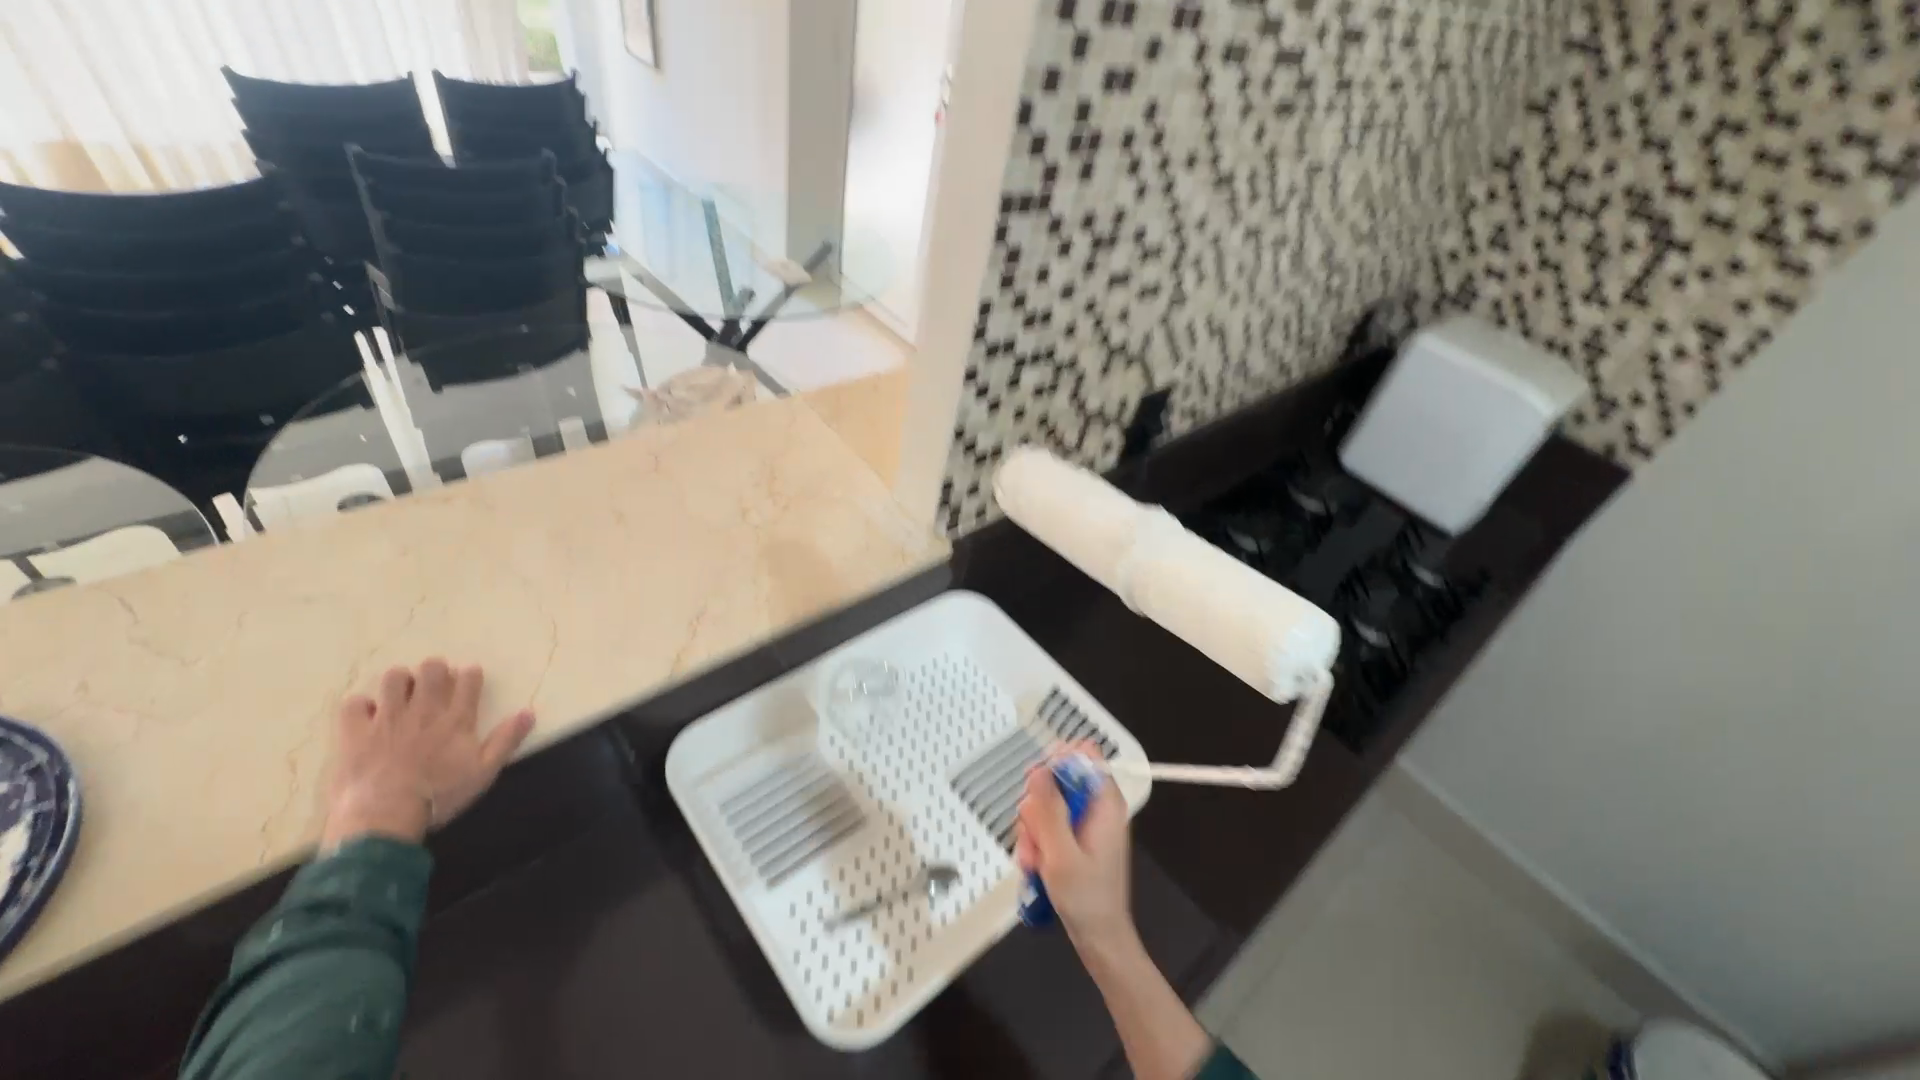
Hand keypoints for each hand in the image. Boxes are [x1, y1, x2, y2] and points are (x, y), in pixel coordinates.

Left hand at [321, 659, 535, 849]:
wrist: (385, 815)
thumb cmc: (439, 795)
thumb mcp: (484, 772)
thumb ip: (506, 740)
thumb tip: (529, 712)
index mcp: (456, 719)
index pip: (468, 679)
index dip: (470, 675)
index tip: (469, 680)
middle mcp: (423, 709)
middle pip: (431, 669)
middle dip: (435, 671)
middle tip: (434, 685)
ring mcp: (386, 717)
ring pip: (393, 678)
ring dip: (399, 682)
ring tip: (401, 696)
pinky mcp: (355, 730)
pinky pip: (354, 703)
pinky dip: (361, 706)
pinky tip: (368, 716)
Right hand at [1014, 745, 1135, 953]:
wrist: (1098, 938)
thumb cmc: (1086, 899)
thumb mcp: (1061, 854)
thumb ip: (1049, 810)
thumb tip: (1039, 770)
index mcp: (1105, 802)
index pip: (1084, 754)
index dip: (1057, 761)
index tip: (1036, 784)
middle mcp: (1095, 806)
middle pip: (1056, 780)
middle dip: (1035, 806)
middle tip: (1032, 834)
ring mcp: (1083, 823)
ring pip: (1045, 805)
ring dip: (1031, 830)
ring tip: (1034, 860)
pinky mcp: (1072, 839)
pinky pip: (1045, 826)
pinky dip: (1035, 843)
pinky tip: (1034, 866)